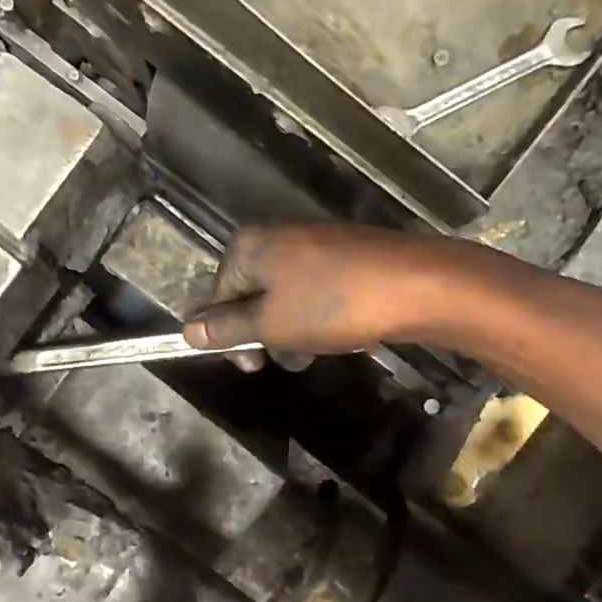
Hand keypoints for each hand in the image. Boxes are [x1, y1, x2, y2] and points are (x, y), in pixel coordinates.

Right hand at [184, 224, 477, 368]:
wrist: (415, 284)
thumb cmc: (332, 306)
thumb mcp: (271, 324)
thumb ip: (227, 328)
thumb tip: (186, 330)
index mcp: (252, 246)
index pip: (220, 294)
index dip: (230, 335)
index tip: (254, 366)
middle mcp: (281, 235)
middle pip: (256, 294)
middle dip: (271, 333)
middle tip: (296, 358)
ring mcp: (318, 241)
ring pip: (291, 296)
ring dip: (300, 330)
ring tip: (327, 347)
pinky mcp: (349, 253)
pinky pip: (321, 289)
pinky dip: (326, 315)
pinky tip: (350, 332)